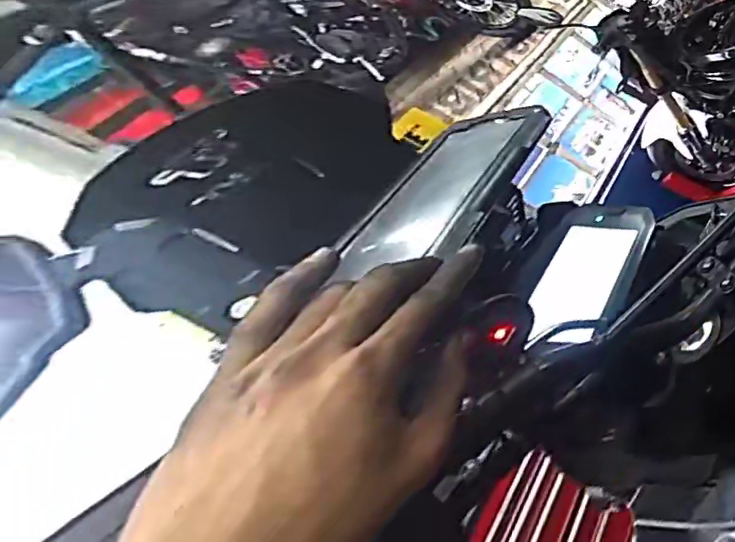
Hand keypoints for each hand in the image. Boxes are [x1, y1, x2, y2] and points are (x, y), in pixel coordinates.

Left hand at [123, 246, 481, 541]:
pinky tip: (315, 264)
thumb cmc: (310, 523)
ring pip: (330, 293)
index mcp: (370, 372)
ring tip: (387, 279)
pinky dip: (293, 279)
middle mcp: (319, 354)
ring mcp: (268, 363)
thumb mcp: (413, 459)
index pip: (427, 300)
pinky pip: (262, 311)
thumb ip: (449, 391)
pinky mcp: (226, 379)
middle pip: (380, 285)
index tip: (469, 258)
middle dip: (417, 269)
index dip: (457, 273)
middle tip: (436, 269)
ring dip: (369, 278)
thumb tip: (463, 347)